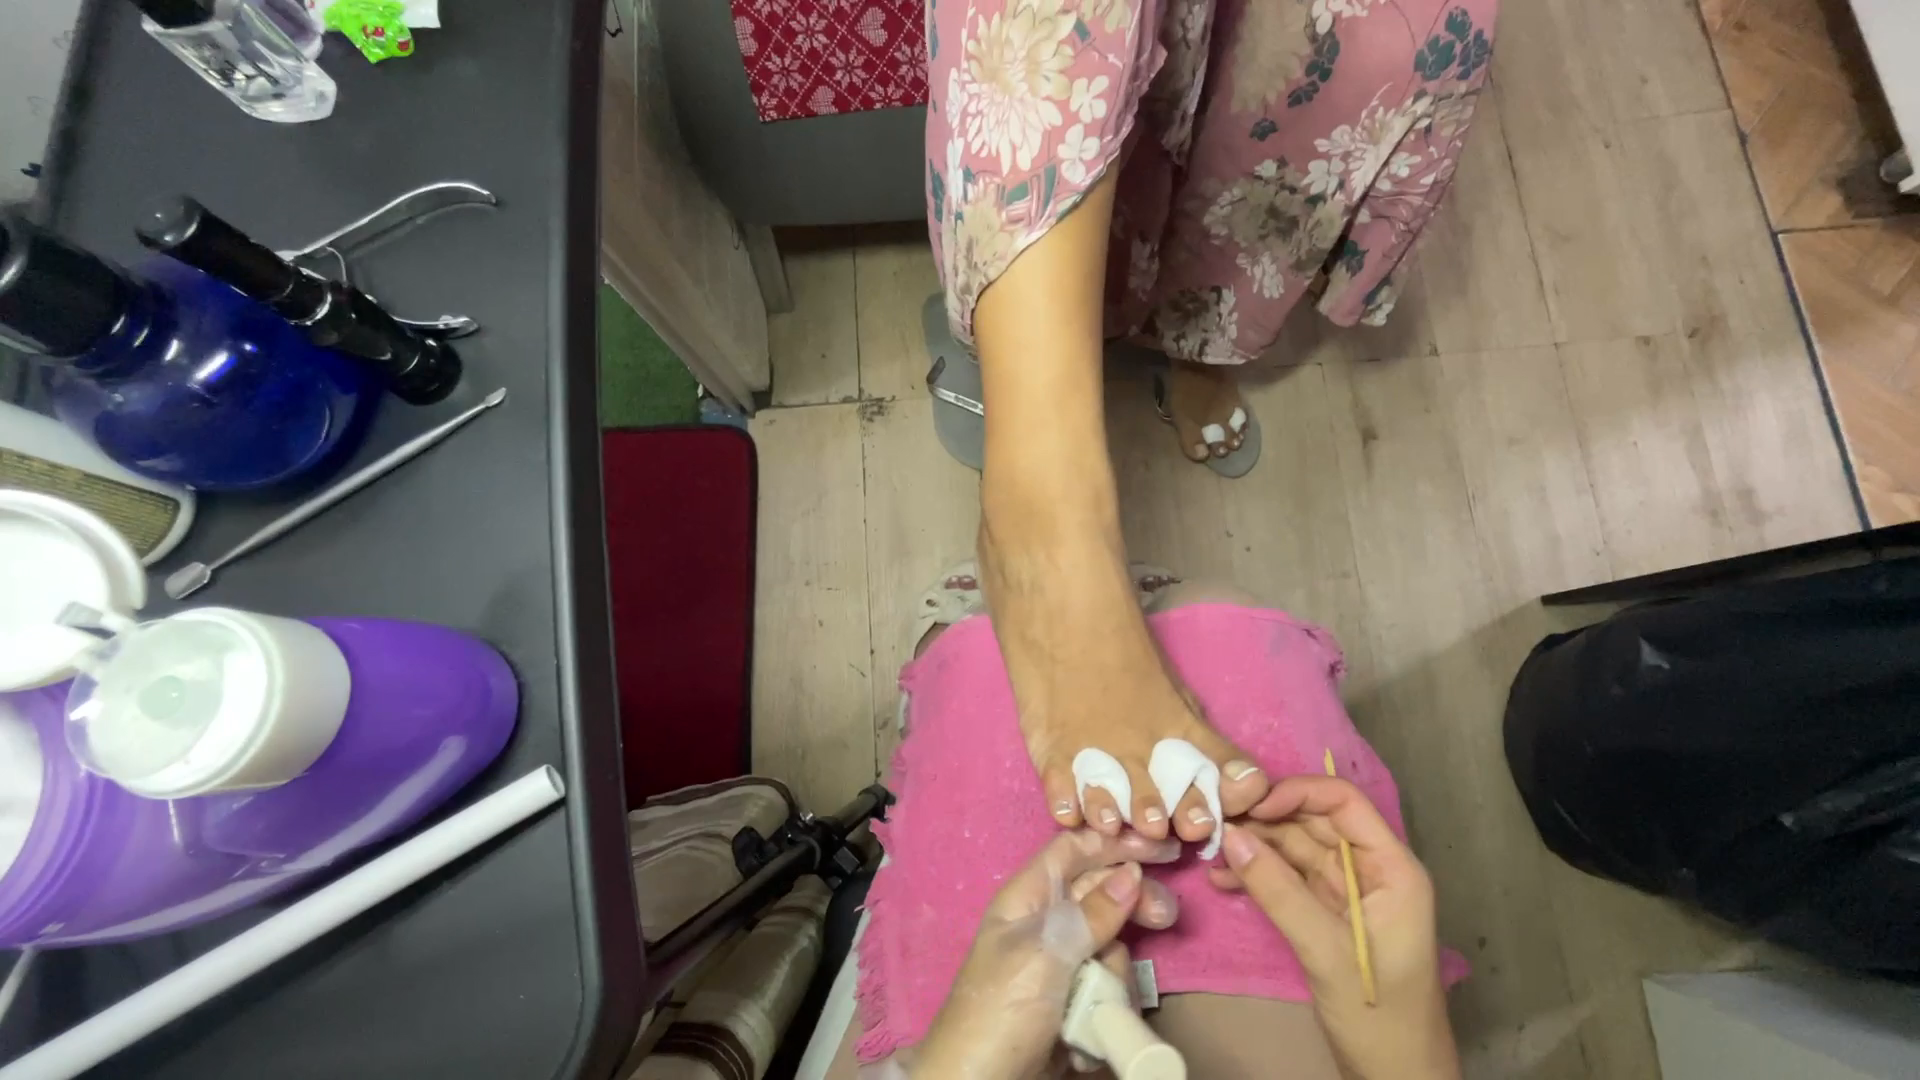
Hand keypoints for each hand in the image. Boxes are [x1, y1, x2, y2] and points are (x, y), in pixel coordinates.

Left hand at [909, 830, 1180, 1077]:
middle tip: (1165, 917)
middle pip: (1101, 891)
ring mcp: (1062, 964)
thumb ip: (1091, 913)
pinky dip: (1109, 1007)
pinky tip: (1093, 1033)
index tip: (1160, 846)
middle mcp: (1046, 921)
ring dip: (1115, 973)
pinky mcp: (1074, 1003)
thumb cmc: (1001, 1009)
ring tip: (1102, 1003)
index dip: (1114, 840)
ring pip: (1112, 945)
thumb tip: (1130, 873)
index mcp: (1028, 895)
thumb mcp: (1046, 954)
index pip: (1074, 848)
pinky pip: (1108, 988)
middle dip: (1133, 903)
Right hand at [1034, 663, 1272, 844]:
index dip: (1208, 800)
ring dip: (1107, 809)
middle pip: (1149, 790)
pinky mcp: (1052, 746)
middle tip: (1157, 825)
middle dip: (1155, 810)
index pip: (1201, 772)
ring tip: (1111, 823)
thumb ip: (1206, 744)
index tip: (1209, 821)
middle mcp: (1137, 746)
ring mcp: (1092, 748)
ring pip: (1102, 789)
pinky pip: (1057, 778)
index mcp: (1175, 732)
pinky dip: (1062, 797)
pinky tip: (1067, 813)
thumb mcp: (1178, 697)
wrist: (1070, 619)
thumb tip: (1247, 783)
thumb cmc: (1128, 656)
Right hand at [1211, 777, 1459, 1079]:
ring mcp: (1345, 890)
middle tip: (1216, 820)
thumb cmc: (1379, 1015)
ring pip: (1294, 846)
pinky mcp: (1324, 911)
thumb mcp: (1326, 950)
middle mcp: (1369, 870)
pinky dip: (1256, 873)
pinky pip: (1286, 876)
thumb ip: (1278, 890)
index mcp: (1391, 868)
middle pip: (1313, 820)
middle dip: (1266, 817)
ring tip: (1211, 849)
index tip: (1250, 806)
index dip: (1297, 793)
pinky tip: (1222, 879)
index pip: (1343, 802)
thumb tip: (1230, 836)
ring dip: (1254, 845)